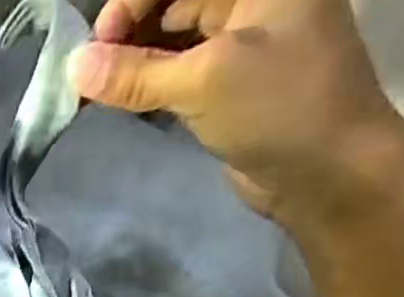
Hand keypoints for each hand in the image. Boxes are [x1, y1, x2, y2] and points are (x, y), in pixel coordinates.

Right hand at [71, 0, 403, 233]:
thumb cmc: (280, 107)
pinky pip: (179, 70)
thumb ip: (135, 75)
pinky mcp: (229, 82)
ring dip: (133, 61)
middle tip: (93, 73)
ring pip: (171, 37)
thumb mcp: (203, 82)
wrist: (329, 172)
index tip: (97, 44)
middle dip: (127, 30)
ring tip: (100, 90)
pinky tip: (123, 100)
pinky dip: (149, 83)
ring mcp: (241, 39)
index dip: (131, 0)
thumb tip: (73, 67)